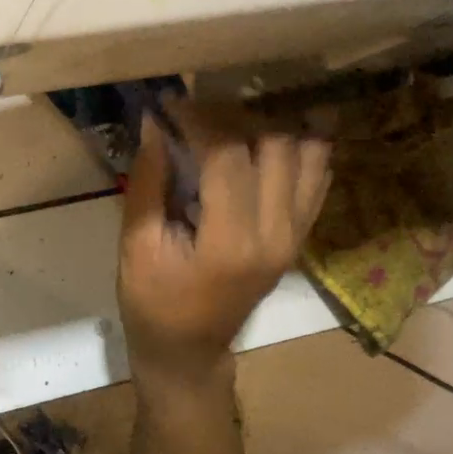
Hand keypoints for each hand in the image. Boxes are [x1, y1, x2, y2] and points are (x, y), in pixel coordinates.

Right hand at [118, 98, 330, 394]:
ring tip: (229, 123)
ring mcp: (296, 234)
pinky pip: (316, 175)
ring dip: (269, 128)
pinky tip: (262, 141)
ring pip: (305, 153)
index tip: (171, 104)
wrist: (188, 350)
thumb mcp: (136, 248)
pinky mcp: (301, 235)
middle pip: (275, 145)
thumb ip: (148, 184)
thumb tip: (155, 125)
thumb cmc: (152, 304)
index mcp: (230, 242)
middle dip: (234, 117)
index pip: (228, 155)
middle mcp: (277, 233)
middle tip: (196, 113)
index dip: (199, 119)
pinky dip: (294, 149)